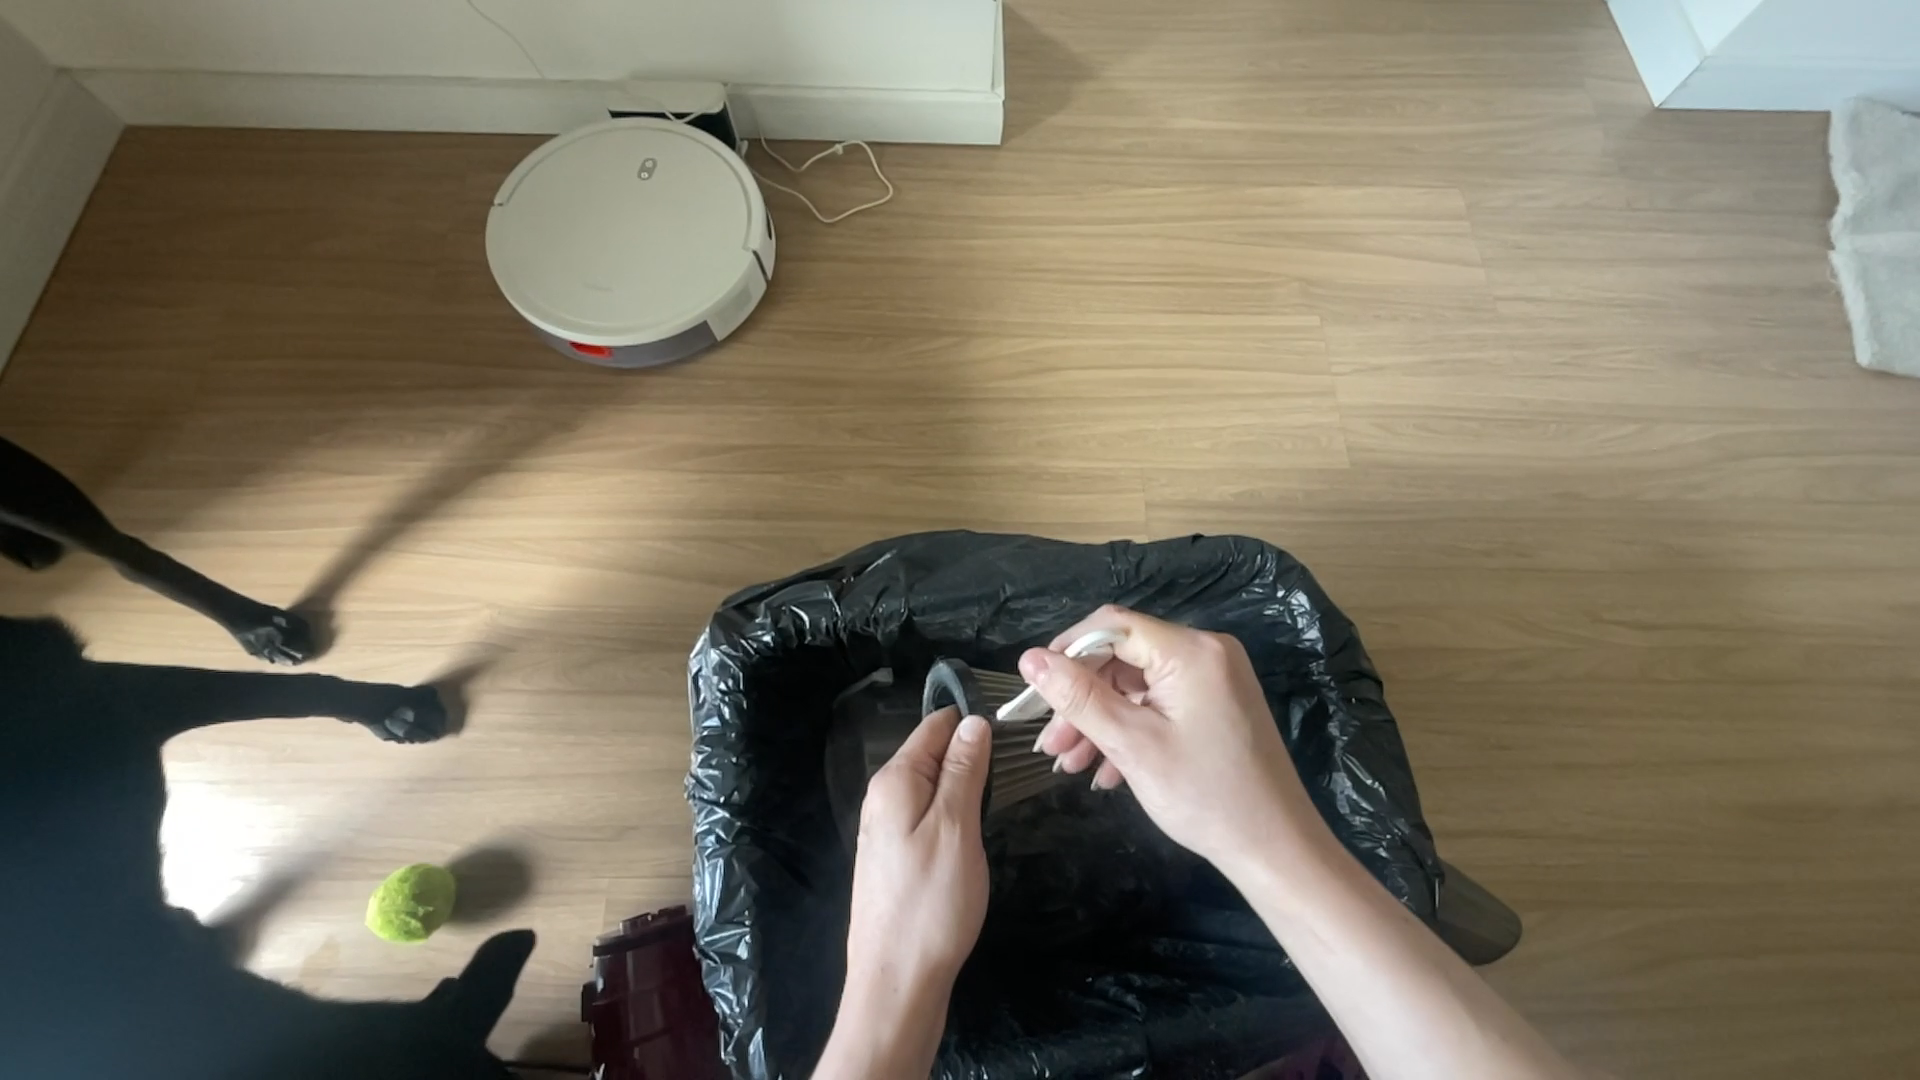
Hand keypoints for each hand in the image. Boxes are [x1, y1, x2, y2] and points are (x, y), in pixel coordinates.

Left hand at [845, 706, 991, 993]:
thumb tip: (972, 720)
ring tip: (995, 802)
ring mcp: (884, 829)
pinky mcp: (892, 857)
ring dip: (962, 789)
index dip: (971, 724)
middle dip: (969, 757)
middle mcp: (882, 797)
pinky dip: (951, 817)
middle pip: (932, 755)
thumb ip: (964, 770)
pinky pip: (925, 816)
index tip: (1009, 733)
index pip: (934, 727)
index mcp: (895, 780)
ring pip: (931, 788)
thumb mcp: (957, 827)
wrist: (896, 984)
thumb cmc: (931, 902)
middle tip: (1011, 775)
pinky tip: (969, 837)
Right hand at [1021, 605, 1329, 872]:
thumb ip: (1078, 696)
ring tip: (1068, 764)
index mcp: (1190, 650)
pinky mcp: (1214, 705)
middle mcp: (1204, 652)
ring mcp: (1212, 680)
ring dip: (1098, 721)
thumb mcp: (1131, 743)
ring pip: (1135, 685)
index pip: (1111, 626)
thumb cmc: (1204, 796)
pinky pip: (1158, 704)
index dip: (1066, 652)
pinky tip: (1103, 771)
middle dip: (1080, 699)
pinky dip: (1128, 730)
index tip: (1035, 693)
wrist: (1277, 850)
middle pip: (1121, 657)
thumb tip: (1029, 659)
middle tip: (1049, 743)